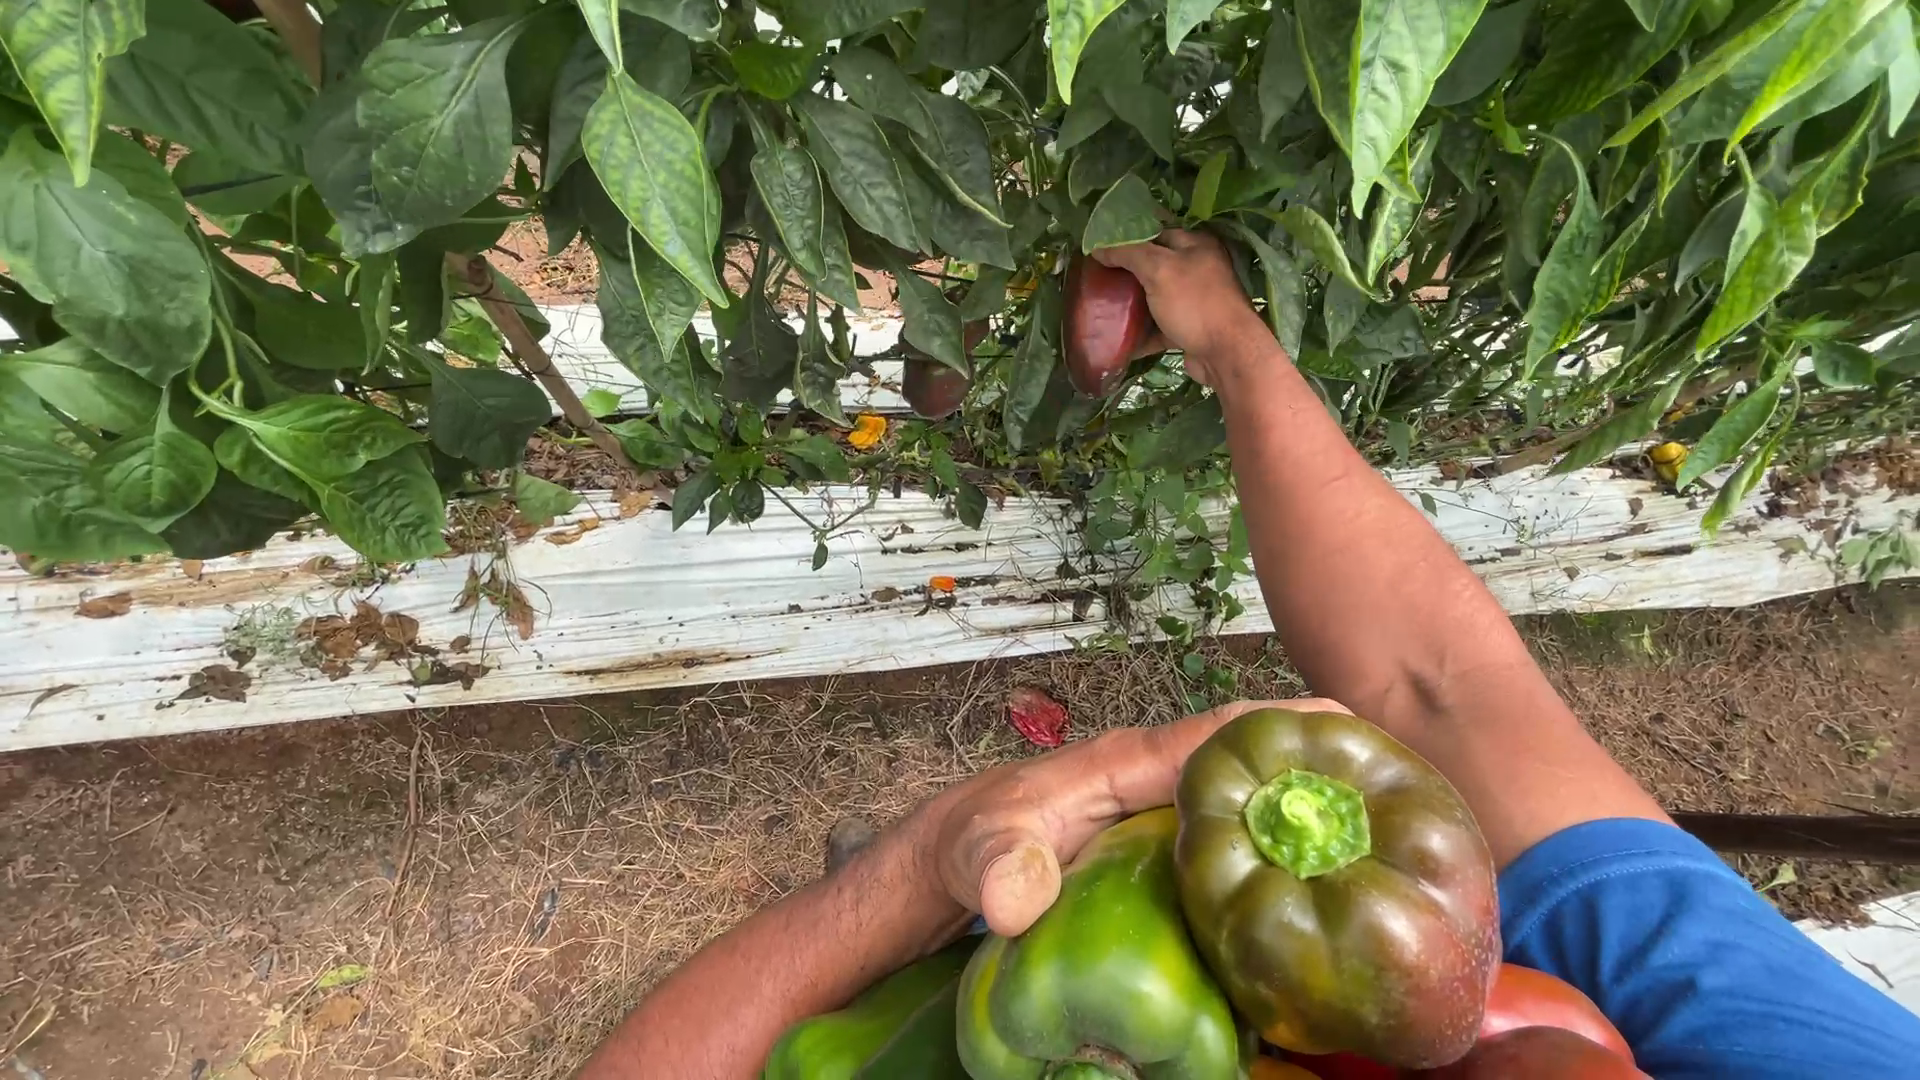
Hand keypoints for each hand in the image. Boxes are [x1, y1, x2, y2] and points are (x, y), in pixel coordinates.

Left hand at [929, 696, 1352, 935]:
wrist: (958, 859)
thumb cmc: (973, 838)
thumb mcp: (980, 850)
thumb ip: (997, 865)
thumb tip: (1018, 898)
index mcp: (1125, 765)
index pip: (1213, 734)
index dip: (1280, 727)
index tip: (1355, 728)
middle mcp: (1152, 783)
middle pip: (1247, 762)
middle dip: (1316, 765)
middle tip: (1402, 790)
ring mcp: (1158, 818)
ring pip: (1244, 803)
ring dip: (1304, 810)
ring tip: (1385, 837)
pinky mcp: (1159, 852)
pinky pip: (1226, 843)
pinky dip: (1269, 851)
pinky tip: (1312, 889)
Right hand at [1093, 229, 1276, 385]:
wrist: (1226, 353)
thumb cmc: (1195, 303)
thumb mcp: (1159, 270)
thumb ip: (1129, 254)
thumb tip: (1098, 248)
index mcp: (1195, 244)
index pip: (1157, 231)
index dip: (1129, 236)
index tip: (1103, 246)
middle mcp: (1197, 269)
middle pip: (1154, 265)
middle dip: (1128, 272)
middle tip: (1099, 276)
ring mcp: (1194, 301)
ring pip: (1155, 297)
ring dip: (1132, 304)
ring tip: (1105, 305)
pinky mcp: (1189, 328)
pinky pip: (1159, 326)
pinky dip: (1142, 333)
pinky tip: (1121, 339)